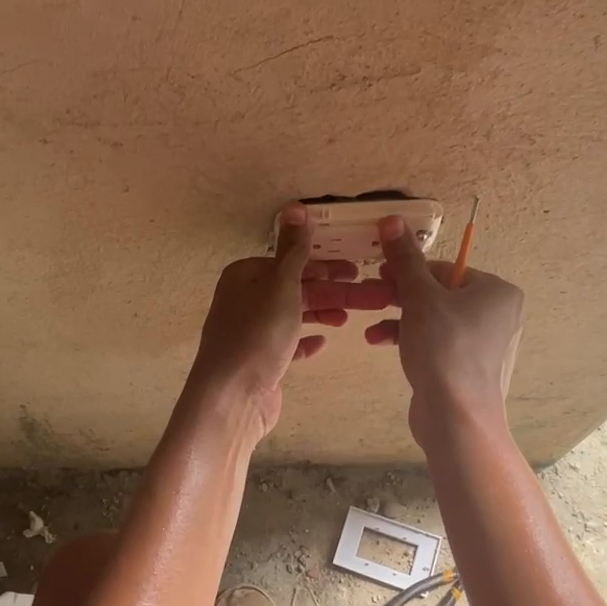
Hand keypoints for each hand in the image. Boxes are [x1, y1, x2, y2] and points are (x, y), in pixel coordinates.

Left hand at [187, 204, 393, 435]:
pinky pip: (288, 344)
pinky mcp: (261, 361)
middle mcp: (246, 300)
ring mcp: (253, 332)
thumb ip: (293, 250)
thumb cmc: (257, 335)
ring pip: (296, 315)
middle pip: (298, 289)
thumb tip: (296, 207)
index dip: (327, 266)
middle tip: (374, 297)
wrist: (232, 398)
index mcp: (246, 276)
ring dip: (325, 313)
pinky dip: (306, 340)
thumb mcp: (280, 285)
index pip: (293, 262)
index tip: (360, 271)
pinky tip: (324, 341)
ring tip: (354, 319)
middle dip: (335, 292)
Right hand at [366, 214, 523, 440]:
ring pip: (434, 318)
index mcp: (496, 291)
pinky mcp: (466, 367)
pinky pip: (436, 342)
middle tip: (371, 294)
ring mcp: (483, 344)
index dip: (409, 268)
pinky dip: (410, 338)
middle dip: (401, 295)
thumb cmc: (444, 348)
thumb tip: (392, 219)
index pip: (446, 268)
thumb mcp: (419, 297)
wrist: (456, 416)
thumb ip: (405, 259)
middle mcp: (497, 314)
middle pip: (440, 292)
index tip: (379, 272)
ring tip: (370, 323)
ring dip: (400, 318)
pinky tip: (379, 342)